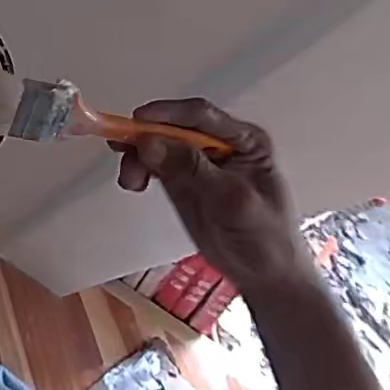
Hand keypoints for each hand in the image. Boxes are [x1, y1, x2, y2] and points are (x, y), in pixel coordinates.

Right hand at [112, 99, 316, 293]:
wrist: (265, 276)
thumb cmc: (265, 238)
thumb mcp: (232, 200)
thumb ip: (191, 169)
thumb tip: (149, 142)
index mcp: (243, 140)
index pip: (200, 115)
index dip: (167, 113)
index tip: (137, 120)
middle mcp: (219, 144)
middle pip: (173, 127)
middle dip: (146, 139)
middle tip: (124, 153)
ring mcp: (198, 161)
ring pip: (158, 144)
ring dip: (138, 156)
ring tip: (131, 181)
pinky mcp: (181, 178)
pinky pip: (153, 163)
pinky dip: (138, 169)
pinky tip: (134, 183)